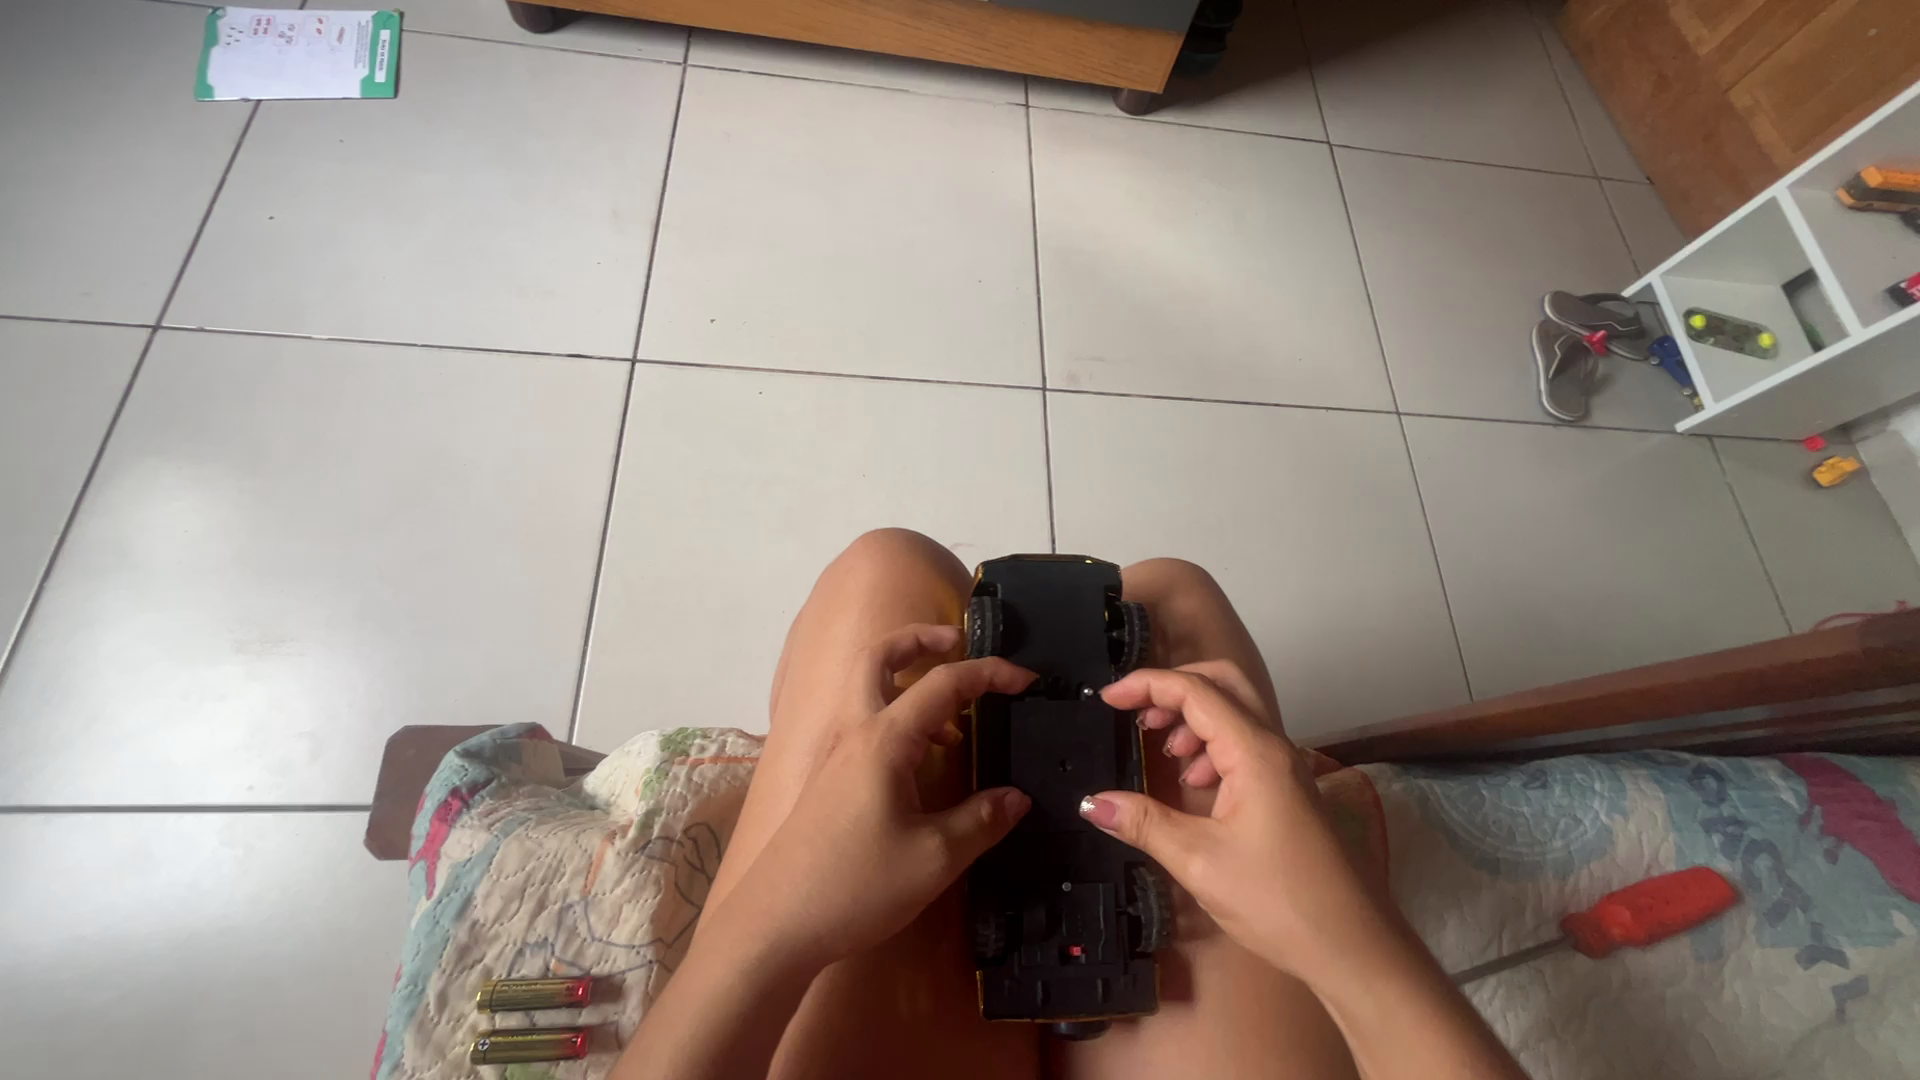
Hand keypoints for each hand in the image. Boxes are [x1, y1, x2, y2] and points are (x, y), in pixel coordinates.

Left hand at [720, 624, 1035, 969]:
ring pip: (866, 687)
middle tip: (957, 641)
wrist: (775, 925)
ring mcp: (835, 752)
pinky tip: (923, 759)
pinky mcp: (828, 776)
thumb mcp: (935, 859)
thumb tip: (1018, 796)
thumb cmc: (856, 886)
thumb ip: (981, 820)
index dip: (990, 673)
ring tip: (953, 715)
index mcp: (884, 739)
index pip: (944, 684)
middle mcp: (855, 731)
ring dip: (907, 677)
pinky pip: (864, 722)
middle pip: (879, 656)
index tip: (1028, 680)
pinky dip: (896, 716)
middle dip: (919, 639)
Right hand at [1077, 664, 1386, 982]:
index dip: (1146, 686)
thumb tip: (1092, 802)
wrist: (1355, 950)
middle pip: (1223, 682)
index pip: (1194, 691)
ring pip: (1235, 710)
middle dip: (1174, 686)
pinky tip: (1193, 781)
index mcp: (1254, 752)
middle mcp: (1273, 746)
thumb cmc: (1279, 902)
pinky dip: (1210, 744)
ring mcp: (1285, 766)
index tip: (1107, 699)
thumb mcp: (1199, 862)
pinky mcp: (1287, 788)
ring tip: (1162, 749)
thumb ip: (1143, 822)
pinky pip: (1244, 742)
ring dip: (1193, 716)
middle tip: (1138, 713)